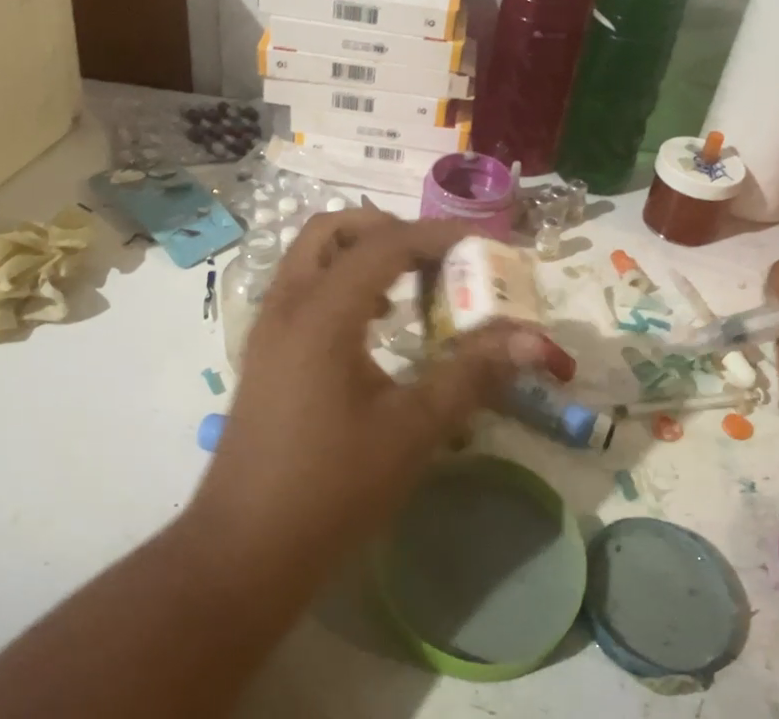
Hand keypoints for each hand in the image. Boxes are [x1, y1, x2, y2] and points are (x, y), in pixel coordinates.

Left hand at [192, 209, 561, 573]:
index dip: (439, 236)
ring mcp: (268, 329)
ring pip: (311, 258)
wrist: (246, 549)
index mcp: (321, 314)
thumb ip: (472, 373)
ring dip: (362, 256)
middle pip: (333, 230)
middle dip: (389, 230)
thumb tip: (532, 339)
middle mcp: (286, 306)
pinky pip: (303, 290)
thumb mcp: (413, 429)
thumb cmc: (333, 488)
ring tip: (413, 289)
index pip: (385, 244)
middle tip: (437, 257)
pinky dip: (341, 284)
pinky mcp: (264, 354)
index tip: (485, 245)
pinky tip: (376, 328)